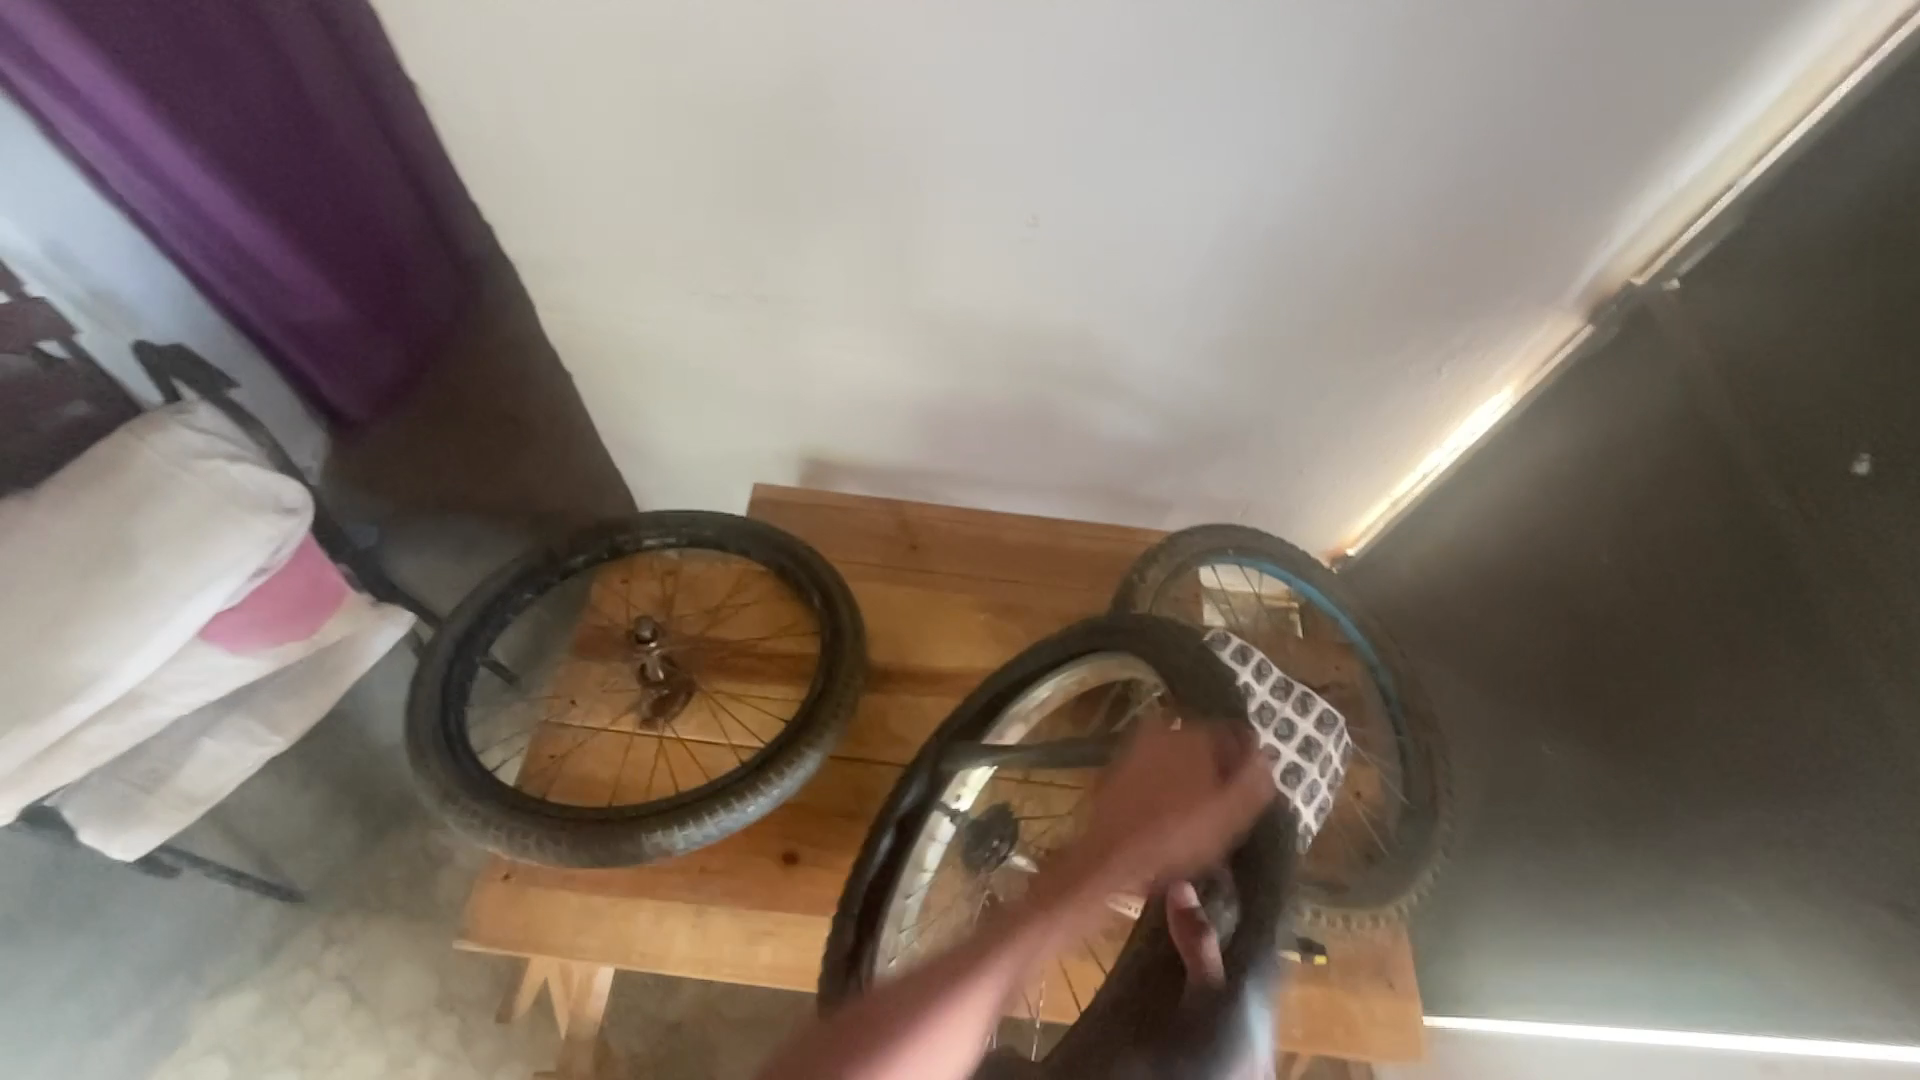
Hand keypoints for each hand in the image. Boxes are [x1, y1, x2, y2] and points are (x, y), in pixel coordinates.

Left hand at [1041, 715, 1273, 905]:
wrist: (1112, 856)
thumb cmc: (1176, 837)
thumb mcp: (1231, 816)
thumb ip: (1255, 782)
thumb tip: (1269, 757)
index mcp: (1194, 733)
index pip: (1236, 733)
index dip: (1249, 760)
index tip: (1254, 786)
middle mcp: (1163, 729)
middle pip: (1205, 742)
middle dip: (1219, 766)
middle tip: (1229, 801)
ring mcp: (1136, 747)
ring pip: (1178, 756)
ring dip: (1191, 775)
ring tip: (1201, 811)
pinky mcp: (1118, 768)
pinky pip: (1154, 770)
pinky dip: (1165, 784)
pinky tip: (1170, 812)